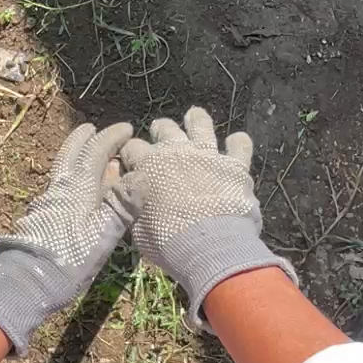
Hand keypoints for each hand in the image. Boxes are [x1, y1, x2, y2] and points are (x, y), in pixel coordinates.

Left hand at [0, 121, 132, 352]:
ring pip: (62, 171)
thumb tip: (140, 176)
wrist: (26, 285)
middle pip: (70, 155)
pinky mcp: (39, 219)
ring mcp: (47, 204)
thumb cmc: (69, 259)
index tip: (127, 129)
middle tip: (91, 128)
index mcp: (78, 188)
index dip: (111, 137)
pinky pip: (59, 188)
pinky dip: (71, 180)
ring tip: (86, 157)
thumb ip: (122, 205)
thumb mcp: (103, 234)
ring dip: (75, 158)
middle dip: (82, 139)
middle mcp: (60, 190)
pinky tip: (74, 192)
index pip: (95, 151)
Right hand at [117, 107, 293, 330]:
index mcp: (148, 165)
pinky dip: (238, 143)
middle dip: (160, 130)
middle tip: (160, 134)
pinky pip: (240, 146)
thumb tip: (123, 194)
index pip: (132, 148)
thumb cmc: (166, 240)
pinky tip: (237, 141)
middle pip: (164, 128)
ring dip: (197, 120)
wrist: (208, 246)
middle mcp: (177, 152)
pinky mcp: (234, 165)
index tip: (131, 161)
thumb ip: (129, 204)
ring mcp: (207, 155)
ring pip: (201, 125)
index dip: (130, 154)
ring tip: (195, 116)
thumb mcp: (136, 226)